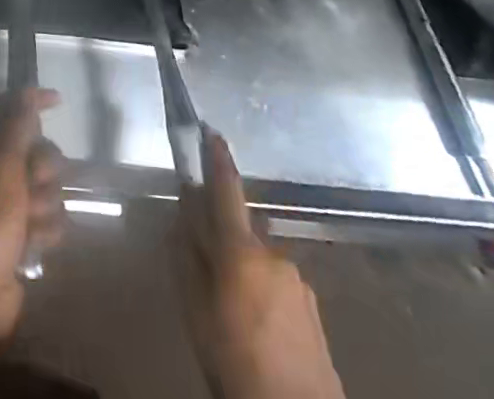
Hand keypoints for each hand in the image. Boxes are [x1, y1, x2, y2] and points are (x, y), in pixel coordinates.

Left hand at [0, 88, 64, 343]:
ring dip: (45, 207)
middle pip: (41, 152)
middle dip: (45, 170)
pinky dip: (45, 232)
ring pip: (51, 189)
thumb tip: (26, 91)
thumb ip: (17, 125)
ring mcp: (11, 206)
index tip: (58, 101)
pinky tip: (31, 246)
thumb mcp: (2, 165)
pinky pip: (52, 221)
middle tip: (32, 185)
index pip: (11, 111)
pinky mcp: (24, 236)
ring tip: (27, 225)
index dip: (33, 101)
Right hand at [173, 132, 344, 398]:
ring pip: (257, 258)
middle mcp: (273, 254)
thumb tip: (181, 220)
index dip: (218, 160)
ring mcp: (297, 278)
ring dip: (241, 269)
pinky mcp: (312, 302)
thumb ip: (187, 260)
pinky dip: (260, 289)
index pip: (227, 192)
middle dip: (220, 237)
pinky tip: (254, 325)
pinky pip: (275, 280)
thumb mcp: (196, 313)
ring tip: (228, 310)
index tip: (213, 132)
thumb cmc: (235, 361)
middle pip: (239, 229)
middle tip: (203, 268)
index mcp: (242, 252)